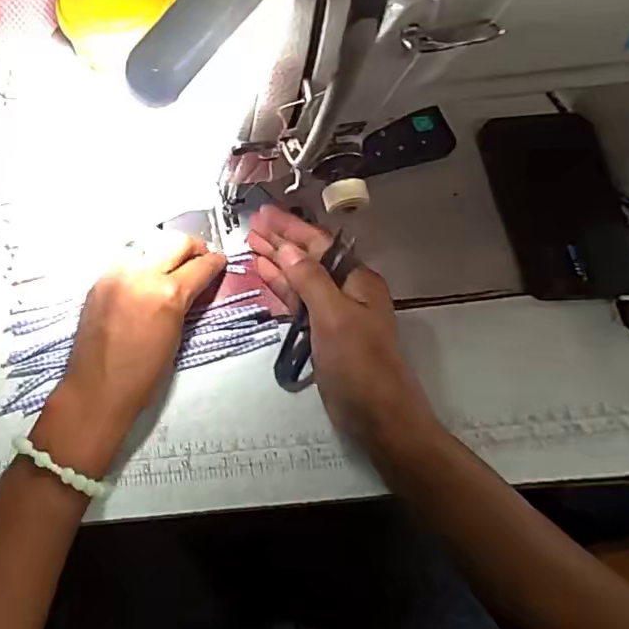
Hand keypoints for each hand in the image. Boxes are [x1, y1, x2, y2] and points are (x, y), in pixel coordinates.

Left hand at [35, 232, 226, 473]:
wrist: (98, 388)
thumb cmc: (141, 375)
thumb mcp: (176, 336)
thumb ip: (186, 302)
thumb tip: (195, 285)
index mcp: (167, 293)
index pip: (200, 265)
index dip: (215, 262)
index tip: (218, 261)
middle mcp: (141, 276)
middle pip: (175, 242)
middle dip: (193, 248)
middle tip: (200, 258)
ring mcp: (116, 275)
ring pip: (148, 245)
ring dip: (163, 252)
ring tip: (171, 267)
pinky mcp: (99, 281)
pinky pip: (126, 260)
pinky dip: (141, 263)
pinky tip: (145, 278)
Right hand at [247, 205, 437, 445]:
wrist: (377, 414)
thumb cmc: (359, 363)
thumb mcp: (334, 316)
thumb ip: (309, 279)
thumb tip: (287, 248)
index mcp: (357, 280)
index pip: (319, 244)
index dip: (290, 228)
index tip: (263, 214)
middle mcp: (347, 291)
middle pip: (308, 258)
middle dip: (281, 241)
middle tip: (251, 224)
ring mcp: (334, 313)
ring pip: (301, 279)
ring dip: (277, 262)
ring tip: (251, 245)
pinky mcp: (322, 334)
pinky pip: (298, 302)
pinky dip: (281, 289)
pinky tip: (265, 277)